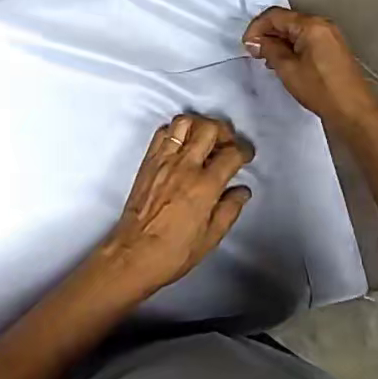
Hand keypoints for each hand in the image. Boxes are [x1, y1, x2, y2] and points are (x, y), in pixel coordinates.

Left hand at [95, 113, 253, 296]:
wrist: (131, 256)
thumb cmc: (171, 252)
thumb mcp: (211, 238)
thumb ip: (230, 210)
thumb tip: (242, 192)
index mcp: (204, 186)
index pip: (232, 153)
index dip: (245, 151)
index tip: (246, 155)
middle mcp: (185, 167)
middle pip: (210, 128)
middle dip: (225, 131)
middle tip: (228, 143)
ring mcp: (164, 161)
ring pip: (185, 122)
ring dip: (200, 125)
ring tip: (205, 138)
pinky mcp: (148, 162)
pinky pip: (163, 132)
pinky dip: (176, 131)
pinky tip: (182, 143)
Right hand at [243, 7, 377, 133]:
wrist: (352, 109)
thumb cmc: (319, 88)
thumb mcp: (288, 69)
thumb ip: (270, 50)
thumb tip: (255, 41)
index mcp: (311, 25)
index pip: (276, 15)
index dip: (257, 27)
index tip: (247, 45)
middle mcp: (322, 24)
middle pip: (287, 20)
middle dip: (268, 34)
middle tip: (255, 53)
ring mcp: (330, 35)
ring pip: (297, 30)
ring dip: (279, 41)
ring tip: (267, 60)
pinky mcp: (333, 48)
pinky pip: (307, 39)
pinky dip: (293, 47)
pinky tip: (284, 62)